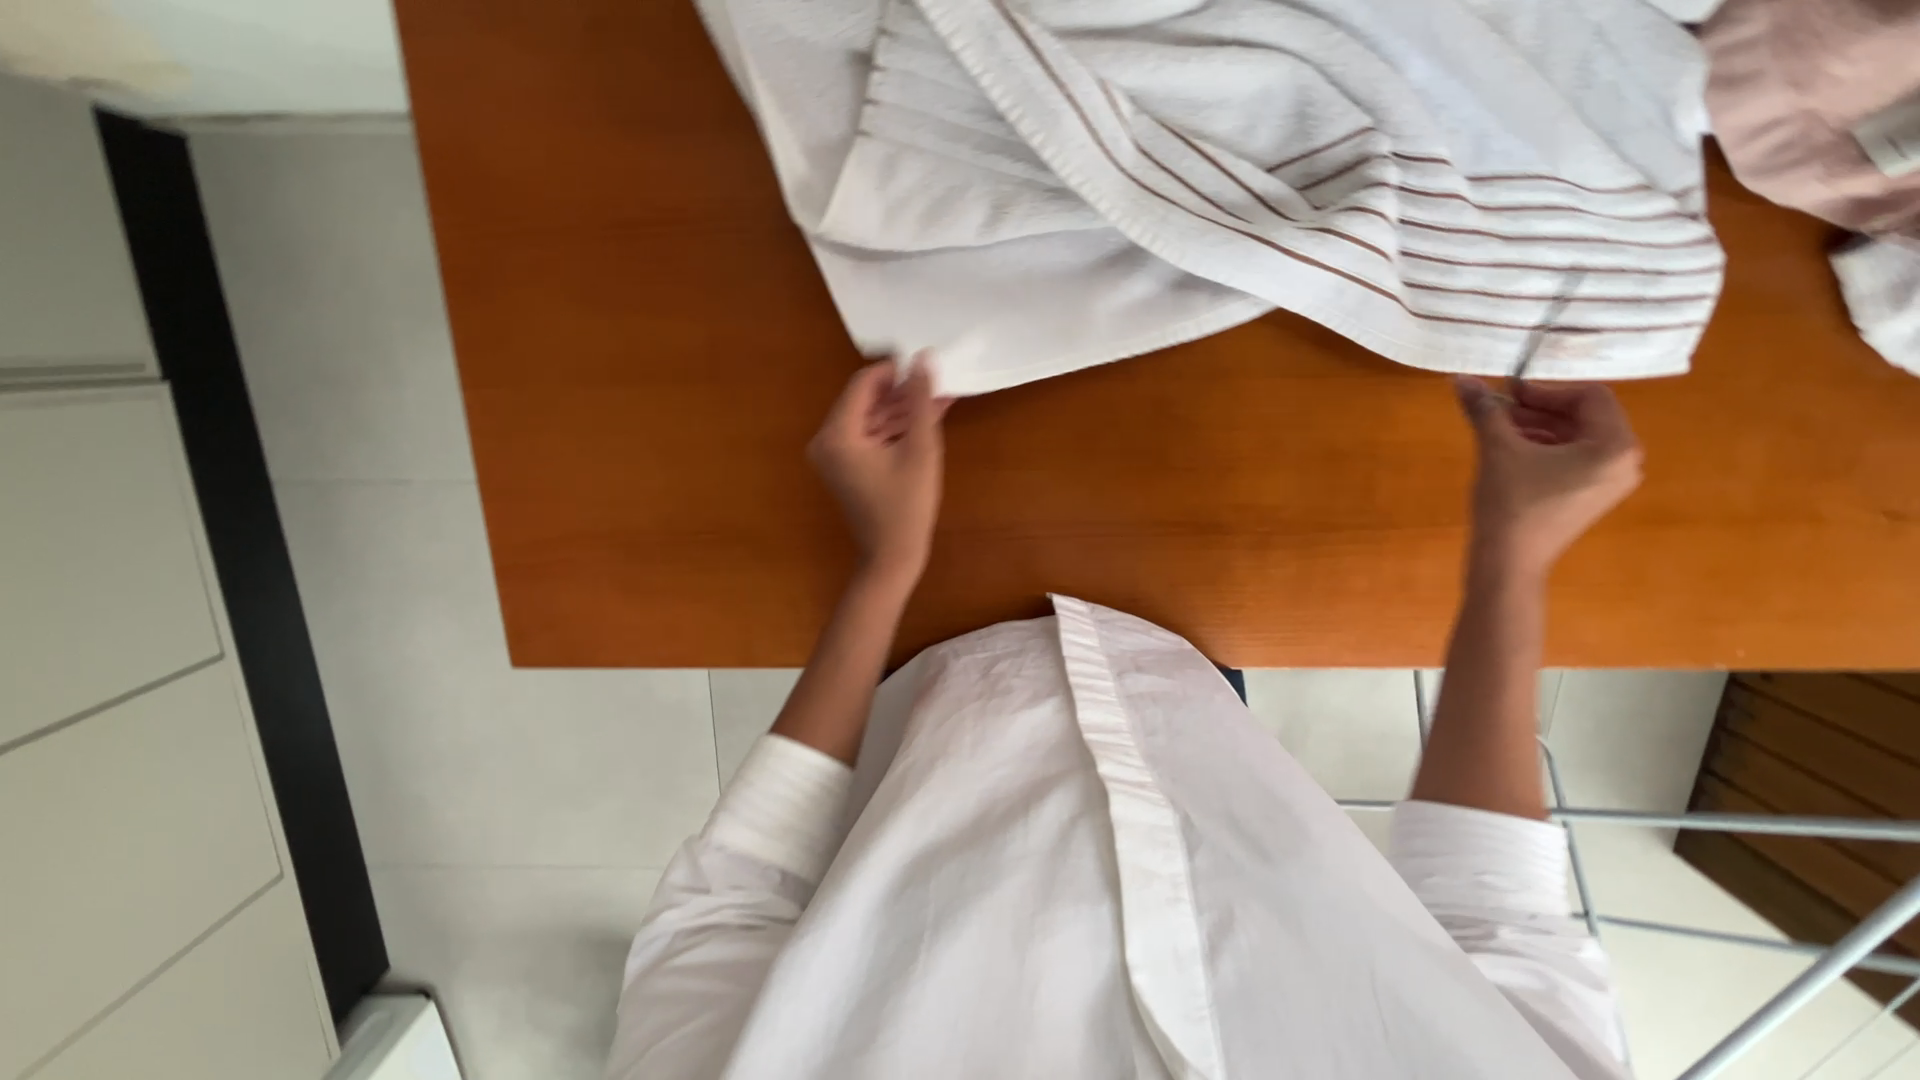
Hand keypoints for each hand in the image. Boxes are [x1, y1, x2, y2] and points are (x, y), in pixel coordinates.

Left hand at [808, 355, 950, 582]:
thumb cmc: (906, 507)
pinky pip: (871, 436)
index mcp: (837, 435)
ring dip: (903, 409)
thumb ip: (920, 401)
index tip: (925, 362)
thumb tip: (923, 359)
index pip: (864, 384)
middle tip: (937, 380)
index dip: (894, 370)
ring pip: (872, 417)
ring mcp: (835, 455)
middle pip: (867, 400)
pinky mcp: (847, 466)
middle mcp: (827, 440)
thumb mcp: (920, 449)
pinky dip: (895, 429)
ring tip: (940, 397)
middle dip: (902, 391)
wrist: (893, 556)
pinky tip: (927, 419)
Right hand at [1453, 376, 1641, 578]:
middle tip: (1498, 411)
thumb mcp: (1497, 449)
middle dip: (1540, 409)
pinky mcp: (1589, 498)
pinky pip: (1574, 461)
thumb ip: (1485, 410)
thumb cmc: (1511, 503)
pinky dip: (1544, 450)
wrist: (1508, 563)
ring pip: (1577, 439)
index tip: (1507, 393)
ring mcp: (1609, 483)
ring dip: (1538, 428)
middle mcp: (1624, 461)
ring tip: (1499, 433)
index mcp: (1615, 445)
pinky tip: (1511, 455)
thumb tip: (1462, 378)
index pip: (1590, 396)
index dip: (1545, 389)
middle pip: (1586, 417)